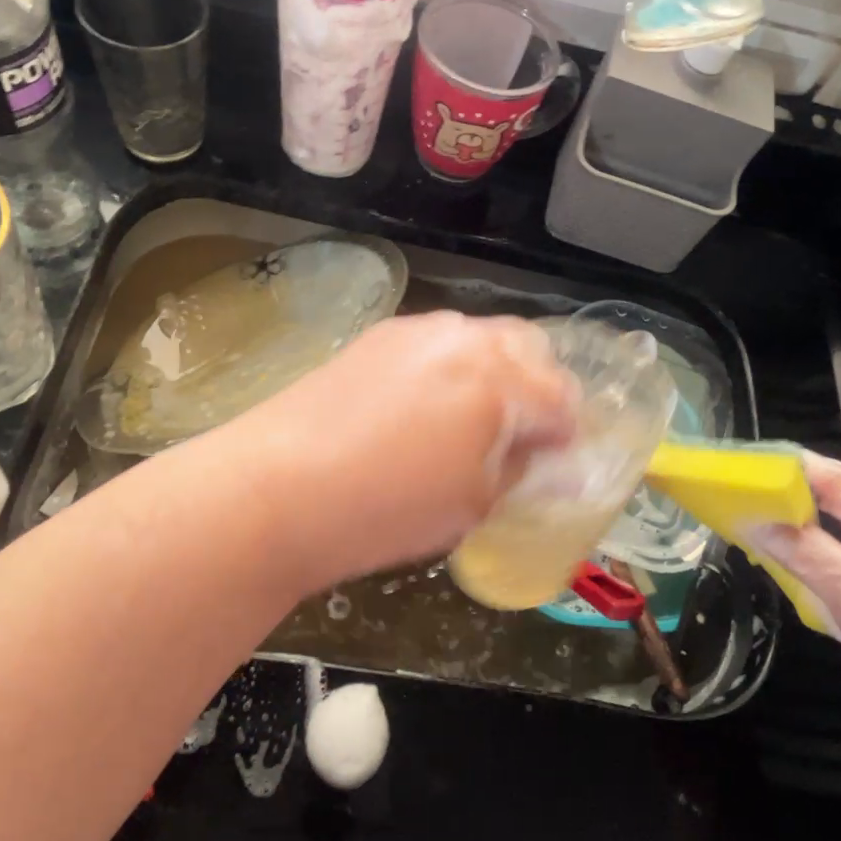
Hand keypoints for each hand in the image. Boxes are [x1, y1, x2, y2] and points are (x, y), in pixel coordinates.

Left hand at [195, 312, 575, 592]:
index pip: (562, 398)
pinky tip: (422, 410)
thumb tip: (551, 463)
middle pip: (530, 349)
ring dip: (494, 372)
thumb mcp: (471, 505)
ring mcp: (416, 331)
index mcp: (500, 382)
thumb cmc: (385, 509)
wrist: (275, 489)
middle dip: (539, 388)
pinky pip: (436, 343)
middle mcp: (464, 339)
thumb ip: (521, 473)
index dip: (566, 435)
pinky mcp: (377, 337)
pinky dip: (450, 368)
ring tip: (469, 423)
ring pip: (481, 338)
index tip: (553, 465)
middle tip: (519, 437)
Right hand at [747, 452, 840, 736]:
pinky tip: (810, 553)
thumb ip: (800, 550)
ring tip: (769, 523)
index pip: (829, 473)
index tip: (742, 471)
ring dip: (808, 514)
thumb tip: (750, 517)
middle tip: (747, 499)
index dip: (784, 468)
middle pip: (838, 489)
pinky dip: (827, 535)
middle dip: (791, 491)